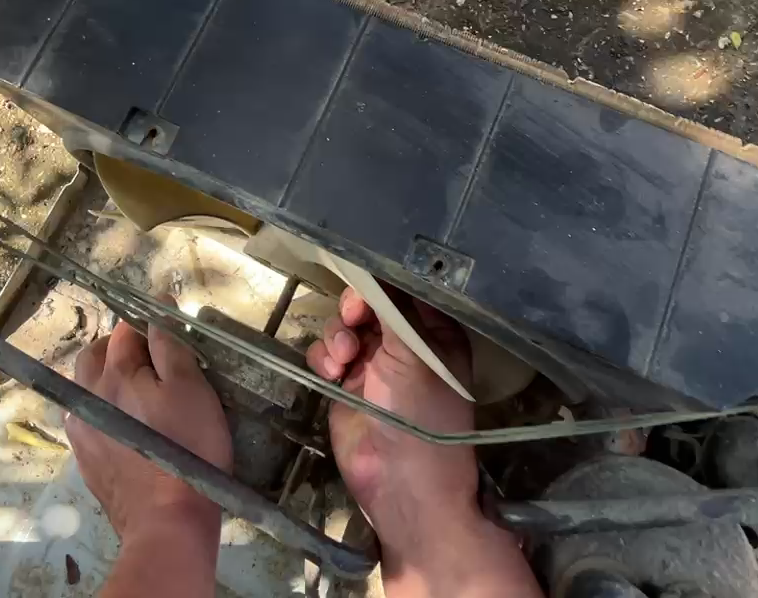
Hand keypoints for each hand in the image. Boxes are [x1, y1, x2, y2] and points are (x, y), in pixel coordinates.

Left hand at [68, 319, 231, 596]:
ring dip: (106, 378)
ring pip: (86, 388)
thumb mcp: (191, 386)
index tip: (168, 327)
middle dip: (118, 346)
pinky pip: (88, 419)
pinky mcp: (86, 460)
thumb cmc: (187, 447)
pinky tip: (128, 423)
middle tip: (151, 355)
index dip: (147, 322)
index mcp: (115, 374)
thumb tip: (158, 307)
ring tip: (139, 389)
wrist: (167, 523)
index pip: (124, 331)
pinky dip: (105, 409)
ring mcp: (82, 432)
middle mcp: (88, 397)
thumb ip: (170, 344)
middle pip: (94, 356)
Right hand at [306, 289, 540, 597]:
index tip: (368, 279)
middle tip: (354, 317)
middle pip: (369, 302)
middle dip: (357, 306)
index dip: (383, 282)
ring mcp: (372, 363)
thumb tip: (378, 272)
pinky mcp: (346, 383)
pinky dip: (324, 357)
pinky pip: (326, 353)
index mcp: (433, 334)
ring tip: (345, 356)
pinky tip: (333, 373)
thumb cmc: (423, 416)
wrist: (402, 485)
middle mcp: (403, 344)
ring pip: (344, 325)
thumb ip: (395, 311)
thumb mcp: (415, 356)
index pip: (405, 290)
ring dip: (339, 334)